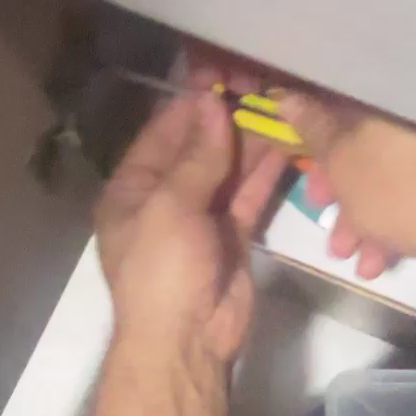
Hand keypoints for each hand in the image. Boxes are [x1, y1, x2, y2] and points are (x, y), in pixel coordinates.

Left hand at [95, 73, 289, 367]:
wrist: (186, 340)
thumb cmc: (162, 270)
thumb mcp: (170, 207)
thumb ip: (197, 156)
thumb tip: (212, 104)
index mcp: (131, 192)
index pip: (160, 137)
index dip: (188, 107)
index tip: (219, 75)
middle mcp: (163, 202)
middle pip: (196, 152)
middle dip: (223, 122)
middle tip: (257, 85)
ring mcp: (200, 222)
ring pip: (226, 174)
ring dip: (248, 145)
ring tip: (276, 106)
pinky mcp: (232, 240)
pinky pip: (247, 199)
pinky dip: (263, 176)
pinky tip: (284, 146)